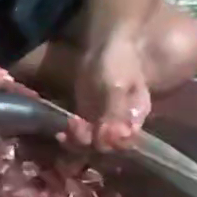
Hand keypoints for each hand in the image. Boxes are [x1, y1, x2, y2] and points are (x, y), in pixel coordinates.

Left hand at [68, 31, 152, 150]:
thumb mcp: (117, 85)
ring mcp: (104, 123)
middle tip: (72, 129)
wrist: (106, 48)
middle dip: (86, 144)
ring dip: (75, 143)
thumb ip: (116, 110)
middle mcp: (122, 125)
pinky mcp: (88, 120)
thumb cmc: (117, 63)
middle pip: (105, 148)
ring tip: (64, 132)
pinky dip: (70, 139)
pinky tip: (60, 134)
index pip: (125, 143)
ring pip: (90, 145)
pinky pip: (79, 137)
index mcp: (136, 116)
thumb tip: (117, 138)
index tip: (93, 134)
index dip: (108, 145)